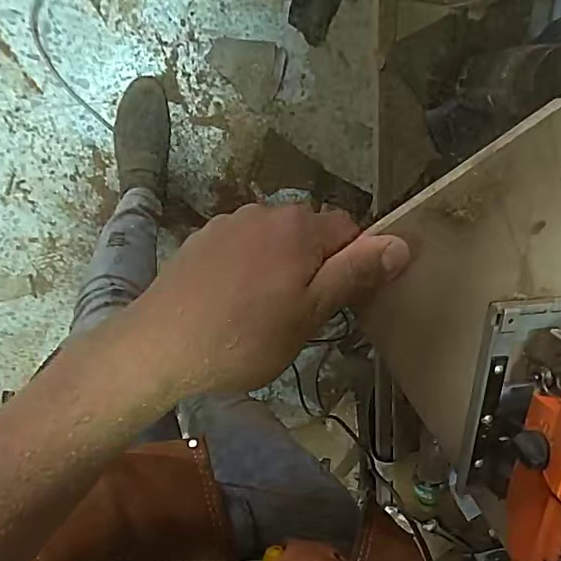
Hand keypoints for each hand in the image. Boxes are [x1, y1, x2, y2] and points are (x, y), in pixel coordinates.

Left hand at [120, 203, 409, 397]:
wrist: (160, 348)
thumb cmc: (245, 338)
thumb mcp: (310, 314)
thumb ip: (355, 274)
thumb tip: (400, 243)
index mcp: (298, 228)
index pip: (350, 229)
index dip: (354, 263)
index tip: (341, 301)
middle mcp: (263, 211)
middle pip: (311, 232)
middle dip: (317, 264)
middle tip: (304, 313)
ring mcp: (227, 223)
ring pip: (275, 240)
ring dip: (282, 265)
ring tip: (265, 311)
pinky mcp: (200, 240)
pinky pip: (243, 247)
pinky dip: (250, 267)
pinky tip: (234, 302)